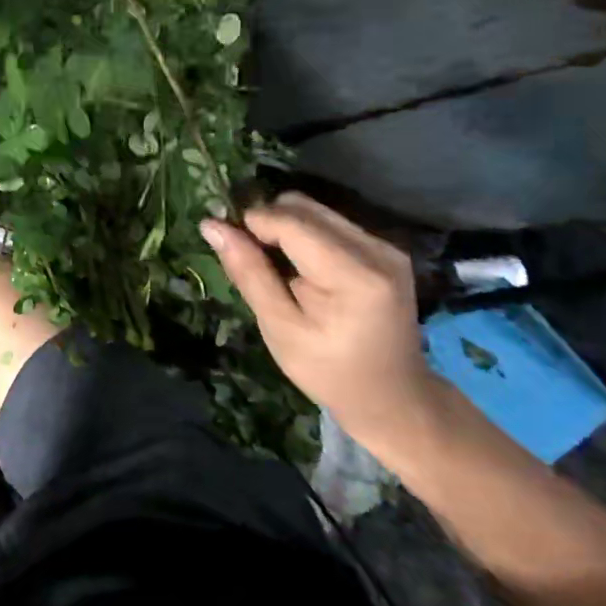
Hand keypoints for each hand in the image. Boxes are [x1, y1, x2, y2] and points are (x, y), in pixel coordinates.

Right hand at [199, 193, 442, 445]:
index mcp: (353, 275)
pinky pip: (329, 221)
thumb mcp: (279, 328)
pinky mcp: (384, 248)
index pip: (290, 221)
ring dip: (285, 226)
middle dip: (267, 222)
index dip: (251, 224)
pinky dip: (304, 233)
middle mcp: (375, 250)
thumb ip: (248, 272)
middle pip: (302, 206)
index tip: (230, 246)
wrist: (394, 398)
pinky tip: (300, 266)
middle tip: (251, 258)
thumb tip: (211, 225)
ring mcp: (384, 246)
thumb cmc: (330, 370)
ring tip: (276, 265)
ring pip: (314, 209)